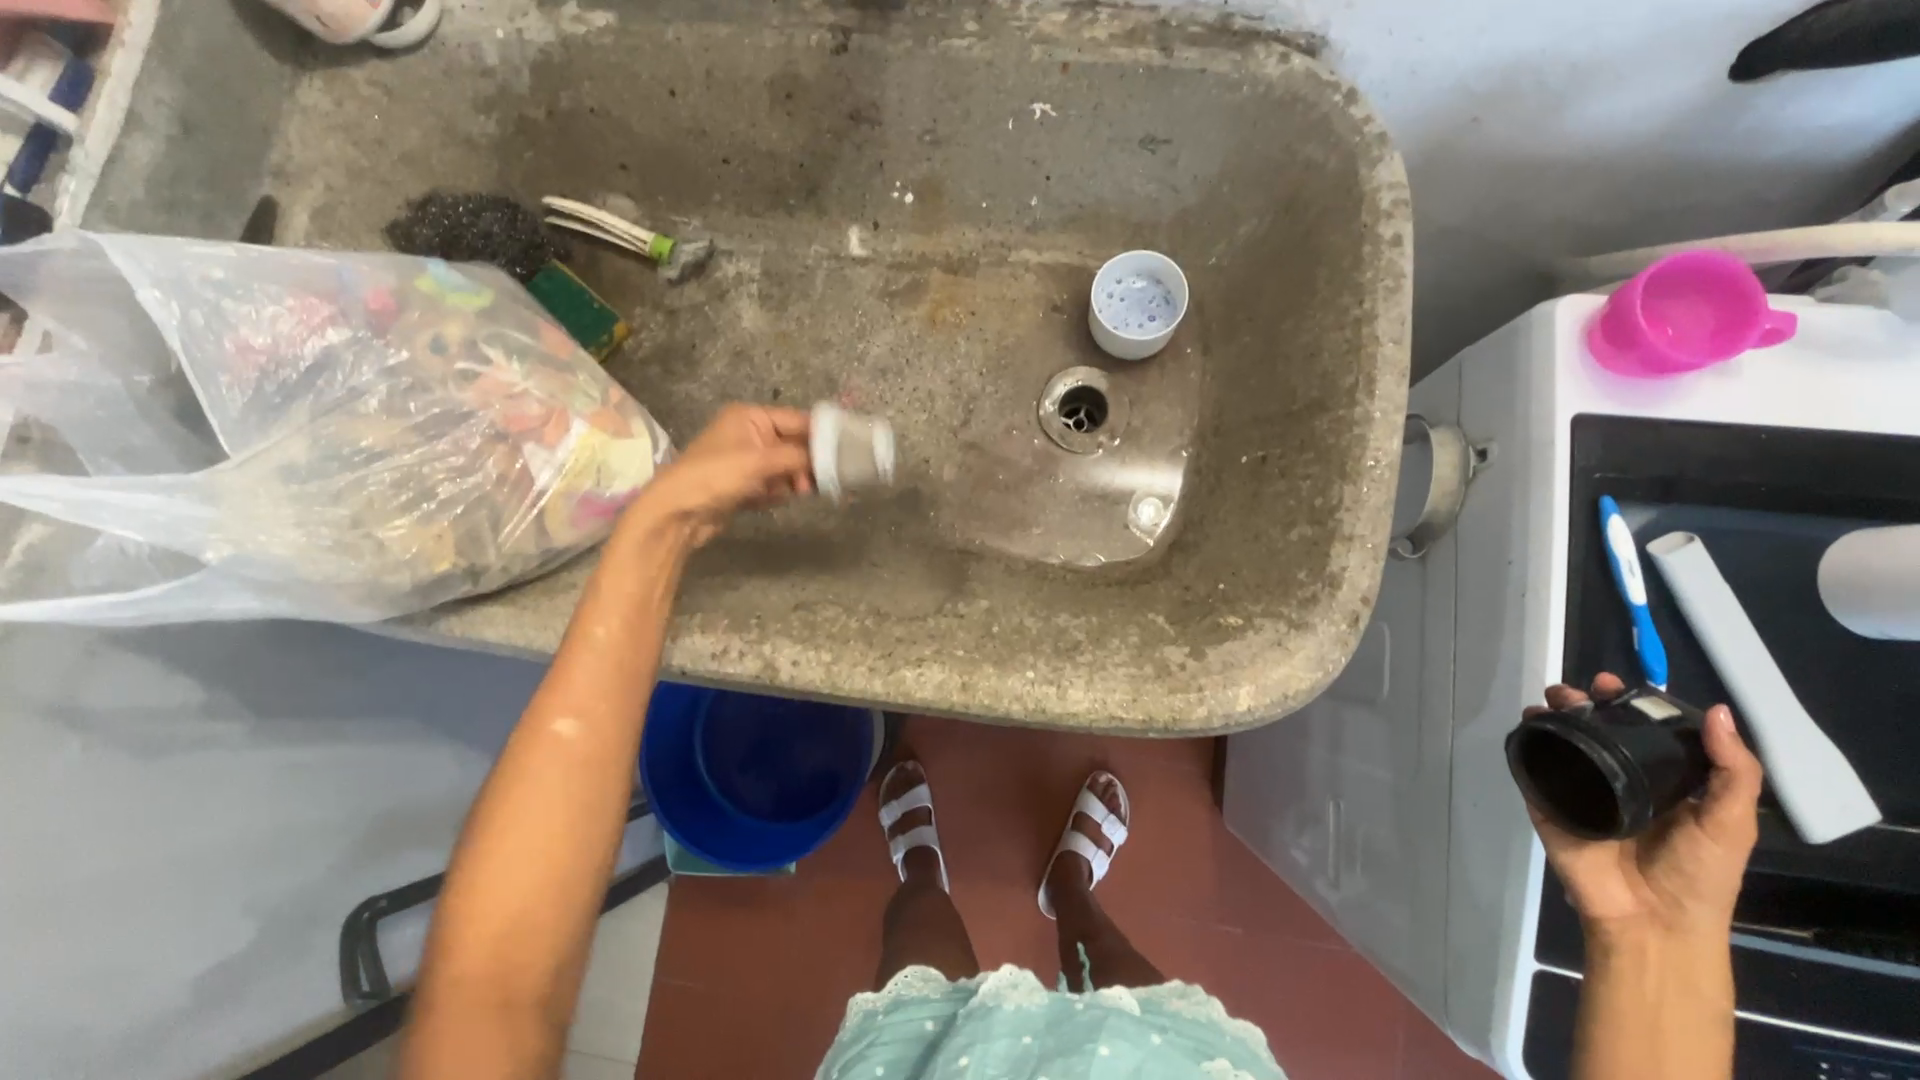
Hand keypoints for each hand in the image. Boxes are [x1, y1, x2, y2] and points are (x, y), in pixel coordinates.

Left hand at [623, 404, 812, 547]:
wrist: (678, 512)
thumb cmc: (716, 476)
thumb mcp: (761, 461)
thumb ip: (798, 457)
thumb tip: (830, 458)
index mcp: (750, 417)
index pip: (796, 420)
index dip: (821, 434)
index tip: (848, 448)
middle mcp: (749, 434)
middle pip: (793, 444)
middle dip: (808, 462)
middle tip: (826, 478)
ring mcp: (746, 460)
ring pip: (786, 467)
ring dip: (796, 479)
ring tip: (805, 491)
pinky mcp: (744, 484)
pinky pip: (774, 484)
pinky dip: (781, 491)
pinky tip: (784, 498)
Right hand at [1522, 674, 1763, 941]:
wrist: (1650, 919)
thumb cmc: (1699, 874)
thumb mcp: (1732, 822)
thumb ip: (1732, 770)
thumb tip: (1719, 711)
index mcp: (1663, 779)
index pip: (1642, 729)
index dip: (1628, 702)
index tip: (1613, 685)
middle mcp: (1618, 777)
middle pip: (1596, 728)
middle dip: (1582, 702)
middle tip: (1574, 691)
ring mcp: (1579, 790)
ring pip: (1562, 742)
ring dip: (1552, 716)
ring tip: (1548, 704)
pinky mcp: (1548, 805)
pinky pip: (1534, 770)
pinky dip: (1526, 745)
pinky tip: (1527, 727)